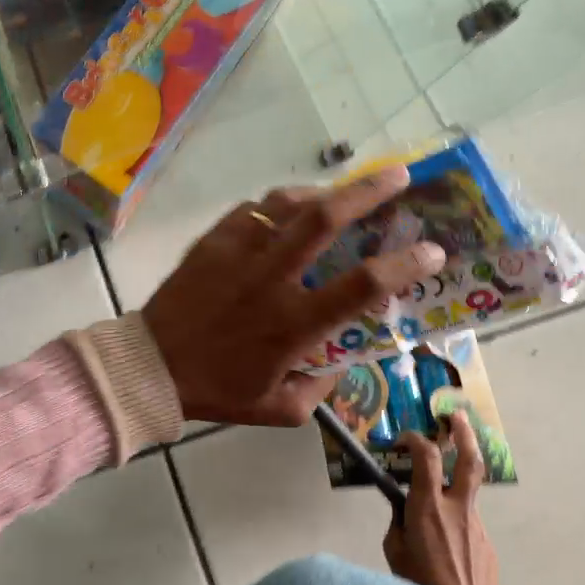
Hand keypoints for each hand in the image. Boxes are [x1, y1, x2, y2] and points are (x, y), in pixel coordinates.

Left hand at [139, 167, 444, 425]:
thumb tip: (345, 359)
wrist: (151, 365)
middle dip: (367, 192)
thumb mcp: (281, 408)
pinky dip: (275, 205)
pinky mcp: (210, 241)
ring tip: (341, 191)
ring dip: (321, 191)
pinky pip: (250, 210)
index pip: (361, 286)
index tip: (433, 249)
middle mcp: (270, 278)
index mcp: (293, 323)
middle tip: (398, 176)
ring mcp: (236, 253)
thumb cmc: (218, 389)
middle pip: (324, 220)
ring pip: (285, 204)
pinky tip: (287, 210)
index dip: (404, 265)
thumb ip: (323, 387)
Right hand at [384, 411, 500, 584]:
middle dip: (464, 433)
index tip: (403, 438)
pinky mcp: (488, 545)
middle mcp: (457, 509)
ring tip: (434, 500)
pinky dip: (454, 522)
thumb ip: (398, 520)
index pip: (426, 455)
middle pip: (469, 460)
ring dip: (452, 486)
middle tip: (456, 416)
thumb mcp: (394, 549)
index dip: (415, 438)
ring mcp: (478, 526)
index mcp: (429, 507)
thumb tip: (402, 506)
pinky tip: (443, 545)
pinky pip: (468, 523)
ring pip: (466, 494)